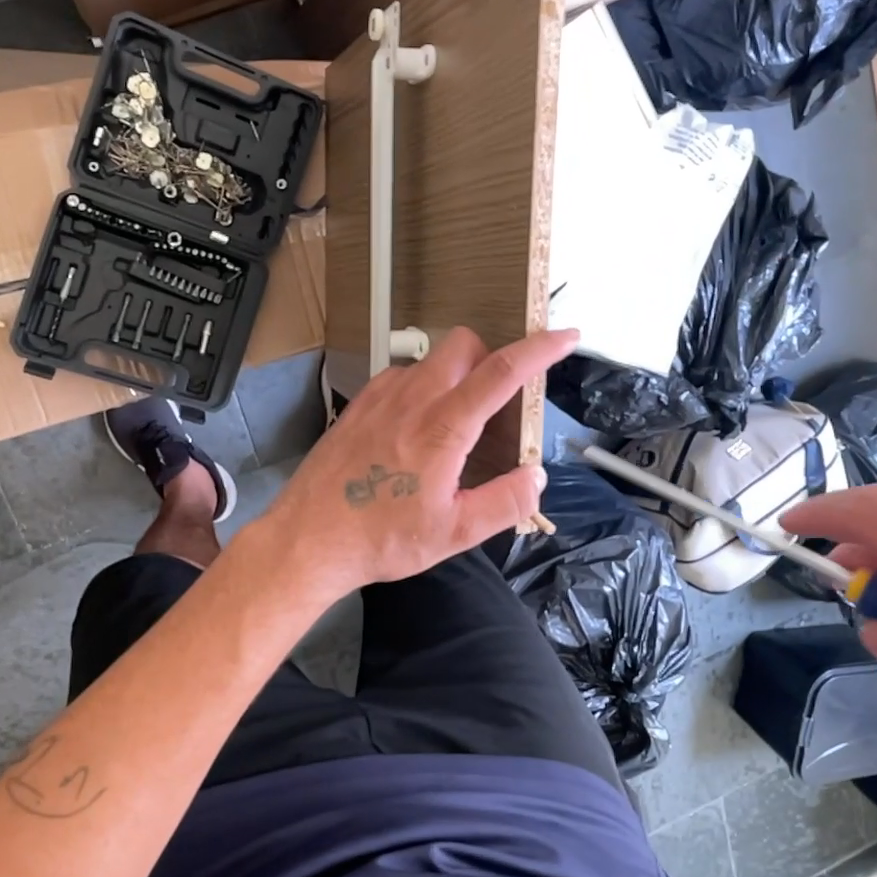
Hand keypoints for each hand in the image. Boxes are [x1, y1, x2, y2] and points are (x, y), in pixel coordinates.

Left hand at [248, 327, 576, 595]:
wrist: (309, 539)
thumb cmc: (380, 539)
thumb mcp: (454, 533)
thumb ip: (505, 502)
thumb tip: (536, 476)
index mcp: (443, 427)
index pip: (502, 371)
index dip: (541, 348)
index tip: (566, 336)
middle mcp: (411, 399)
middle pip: (462, 344)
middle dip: (490, 356)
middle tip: (497, 399)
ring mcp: (380, 397)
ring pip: (430, 360)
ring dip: (454, 376)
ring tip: (455, 424)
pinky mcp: (358, 405)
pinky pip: (400, 378)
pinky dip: (421, 389)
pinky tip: (415, 431)